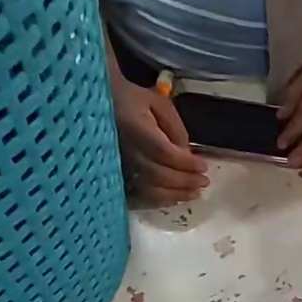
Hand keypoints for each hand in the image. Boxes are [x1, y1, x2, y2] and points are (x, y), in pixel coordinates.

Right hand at [113, 78, 207, 204]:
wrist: (96, 107)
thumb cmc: (129, 100)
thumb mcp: (156, 102)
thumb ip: (174, 126)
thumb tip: (186, 152)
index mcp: (137, 132)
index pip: (166, 153)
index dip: (187, 163)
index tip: (204, 167)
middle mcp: (127, 154)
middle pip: (160, 175)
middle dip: (186, 181)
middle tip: (204, 182)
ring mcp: (119, 169)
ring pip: (150, 190)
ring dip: (175, 195)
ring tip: (194, 194)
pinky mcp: (115, 178)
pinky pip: (137, 197)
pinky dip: (158, 201)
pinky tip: (172, 199)